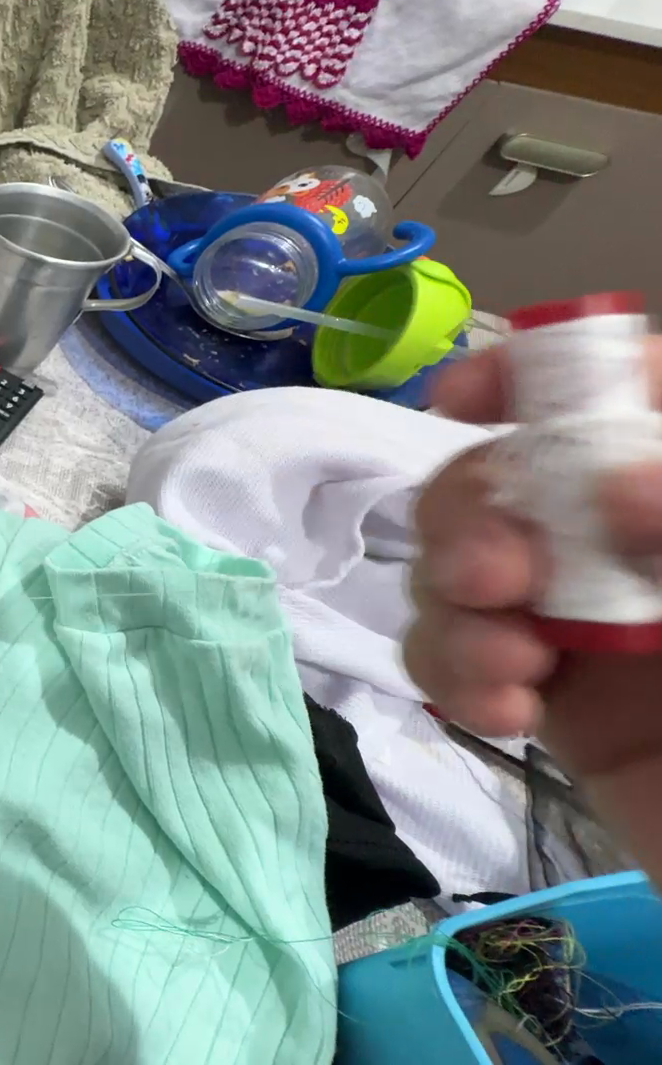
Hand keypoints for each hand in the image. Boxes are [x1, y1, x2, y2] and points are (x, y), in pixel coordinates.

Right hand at [407, 338, 661, 876]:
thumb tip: (610, 485)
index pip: (635, 395)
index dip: (548, 376)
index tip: (464, 402)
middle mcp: (643, 545)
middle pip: (509, 481)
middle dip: (471, 521)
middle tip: (488, 582)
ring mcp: (589, 616)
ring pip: (456, 565)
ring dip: (452, 611)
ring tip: (502, 674)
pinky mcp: (542, 687)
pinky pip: (447, 652)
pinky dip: (447, 673)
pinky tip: (496, 714)